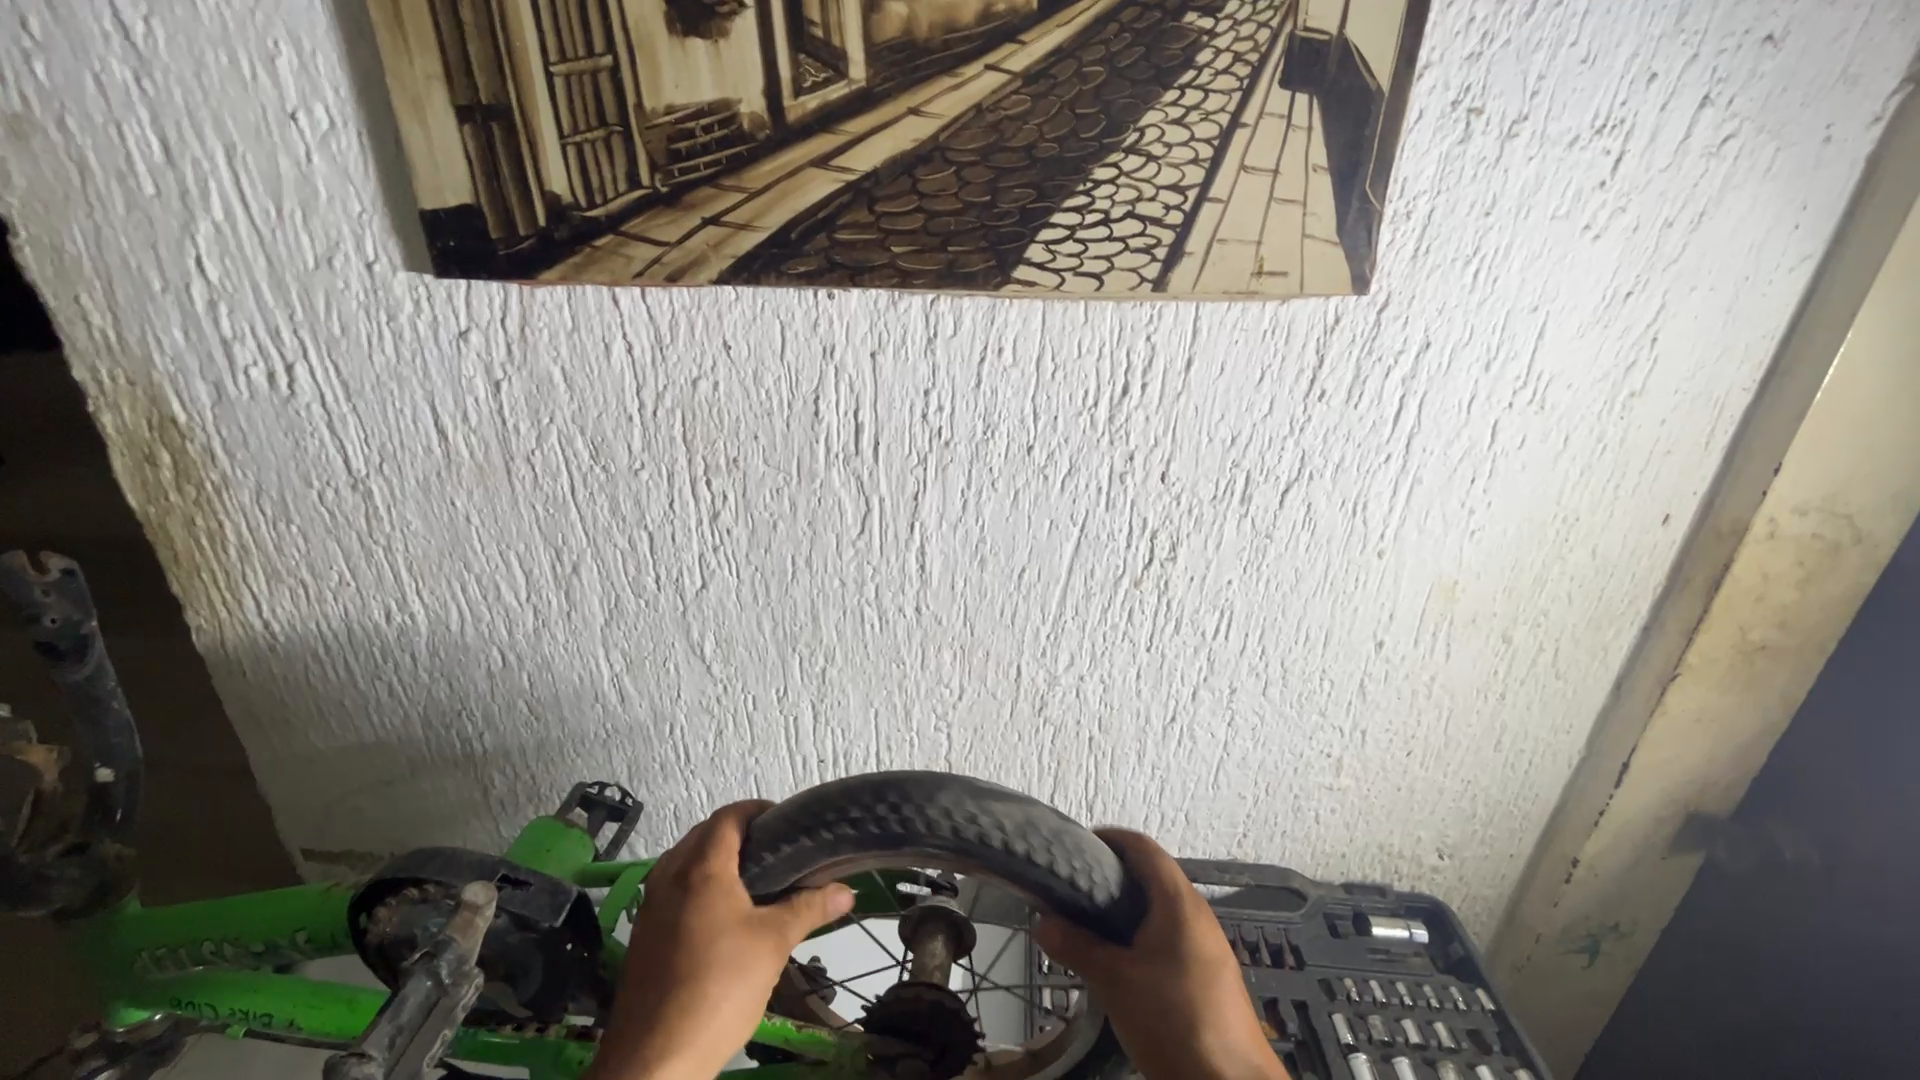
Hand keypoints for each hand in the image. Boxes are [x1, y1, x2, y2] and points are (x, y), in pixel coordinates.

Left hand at [588, 800, 855, 1079]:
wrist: (656, 1056)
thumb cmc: (719, 987)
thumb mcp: (773, 943)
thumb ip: (809, 909)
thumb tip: (846, 891)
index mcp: (701, 867)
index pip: (729, 816)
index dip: (759, 811)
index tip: (789, 823)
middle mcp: (670, 876)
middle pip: (705, 835)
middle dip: (740, 834)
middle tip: (779, 851)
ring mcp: (651, 905)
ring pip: (686, 862)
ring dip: (718, 860)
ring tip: (757, 882)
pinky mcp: (644, 933)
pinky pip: (675, 889)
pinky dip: (700, 886)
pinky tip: (725, 916)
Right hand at [1033, 830, 1289, 1079]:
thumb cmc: (1174, 1019)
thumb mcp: (1115, 981)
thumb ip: (1078, 947)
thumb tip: (1043, 922)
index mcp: (1178, 900)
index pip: (1141, 846)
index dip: (1107, 839)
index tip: (1074, 849)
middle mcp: (1196, 912)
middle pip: (1150, 874)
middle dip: (1110, 876)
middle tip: (1071, 890)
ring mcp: (1206, 943)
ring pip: (1159, 908)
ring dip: (1123, 908)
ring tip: (1086, 924)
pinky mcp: (1208, 972)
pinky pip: (1169, 935)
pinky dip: (1139, 934)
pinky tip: (1118, 961)